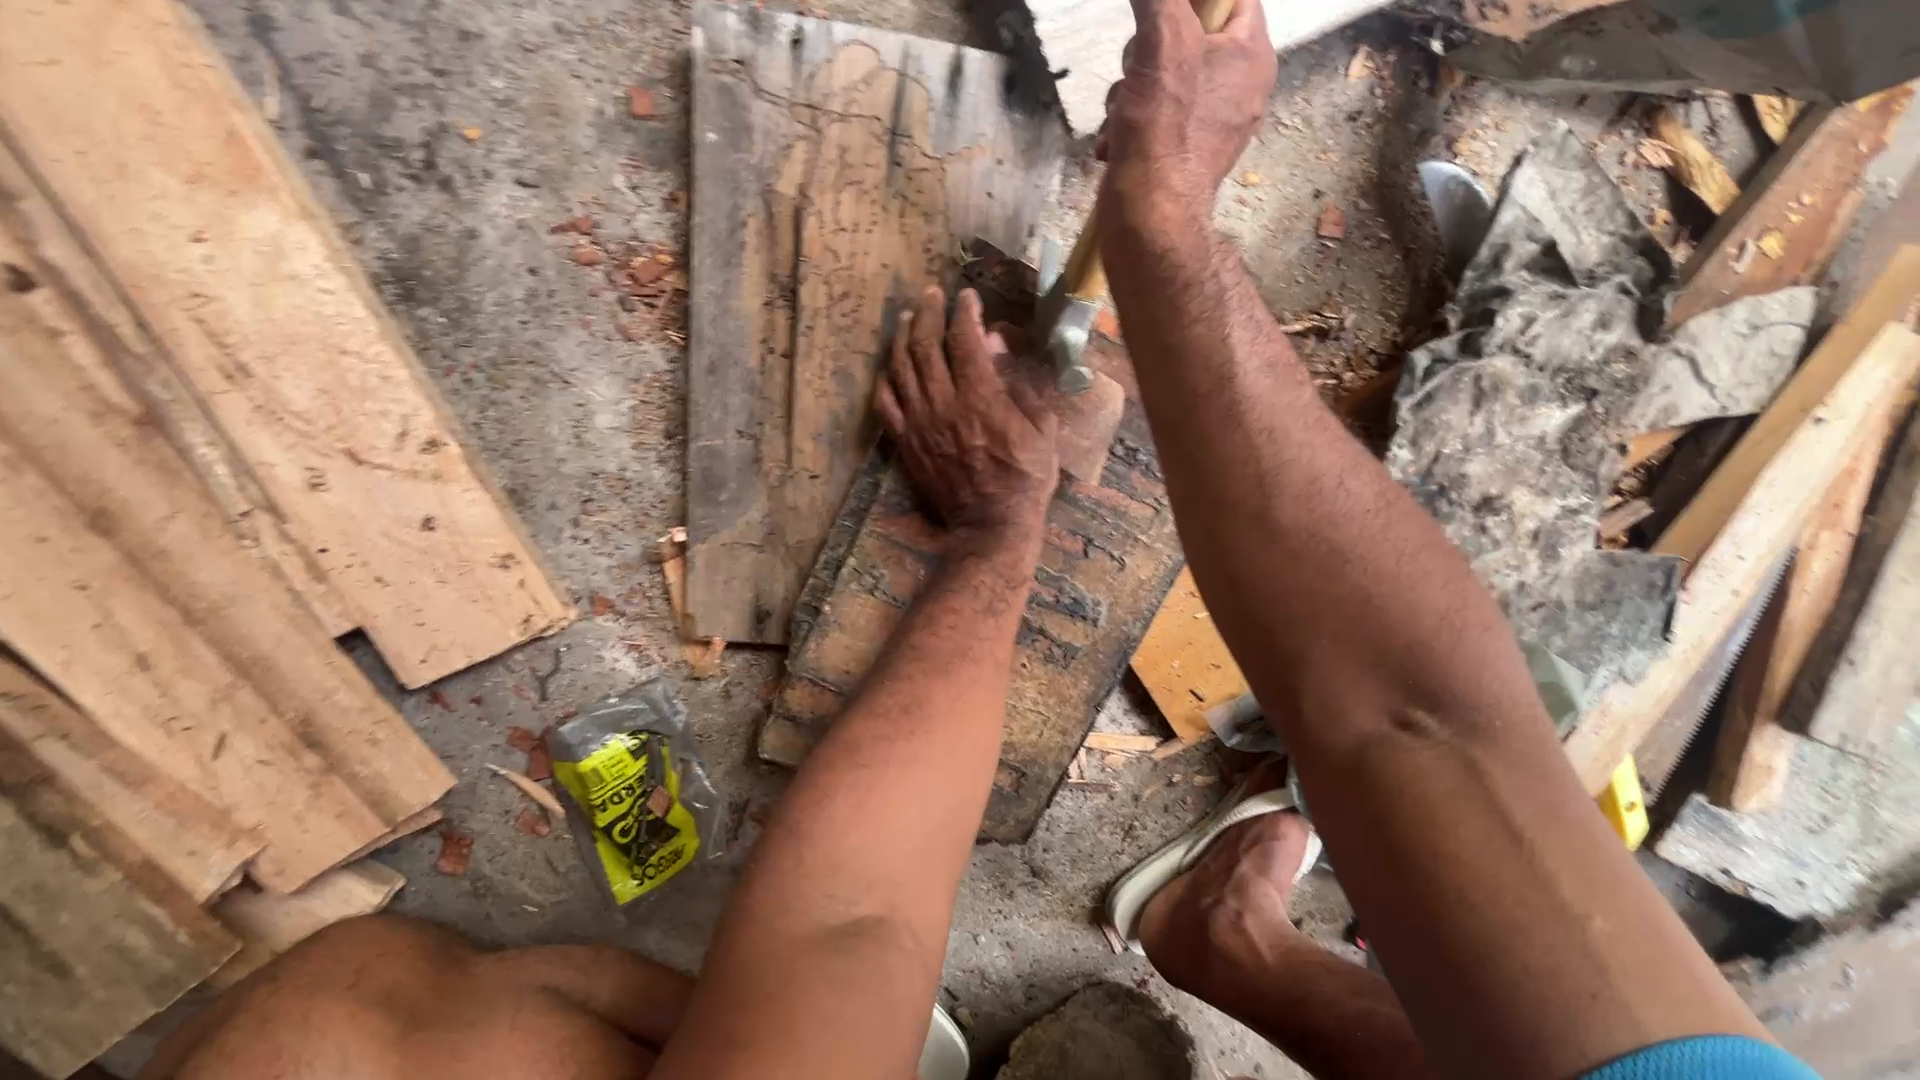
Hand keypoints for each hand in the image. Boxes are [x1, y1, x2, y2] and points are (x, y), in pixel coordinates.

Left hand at [874, 286, 1059, 548]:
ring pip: (902, 368)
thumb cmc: (1026, 476)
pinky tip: (888, 364)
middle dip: (928, 313)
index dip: (964, 312)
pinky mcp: (906, 442)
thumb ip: (1021, 382)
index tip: (967, 297)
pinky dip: (884, 378)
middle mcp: (944, 404)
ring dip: (903, 336)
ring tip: (907, 316)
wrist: (991, 522)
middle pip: (926, 345)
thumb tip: (997, 343)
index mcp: (981, 397)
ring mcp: (920, 423)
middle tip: (931, 294)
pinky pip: (885, 403)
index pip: (965, 340)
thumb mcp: (1041, 427)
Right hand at [1100, 0, 1276, 215]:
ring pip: (1162, 77)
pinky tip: (1118, 142)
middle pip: (1187, 35)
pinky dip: (1129, 124)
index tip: (1158, 12)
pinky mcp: (1182, 153)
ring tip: (1125, 115)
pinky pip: (1154, 117)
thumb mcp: (1162, 41)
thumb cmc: (1164, 128)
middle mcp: (1239, 88)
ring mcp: (1210, 124)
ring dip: (1129, 91)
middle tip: (1138, 72)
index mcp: (1252, 56)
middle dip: (1146, 51)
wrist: (1147, 217)